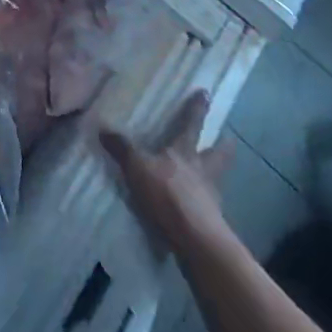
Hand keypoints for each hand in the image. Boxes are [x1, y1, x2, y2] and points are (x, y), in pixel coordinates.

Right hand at [99, 91, 233, 253]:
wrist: (195, 239)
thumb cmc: (168, 194)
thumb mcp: (137, 167)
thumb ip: (122, 148)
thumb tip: (102, 127)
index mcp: (185, 151)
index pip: (192, 124)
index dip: (197, 108)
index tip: (206, 92)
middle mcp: (203, 170)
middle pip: (219, 154)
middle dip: (223, 145)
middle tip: (228, 139)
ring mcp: (211, 196)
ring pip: (217, 178)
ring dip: (215, 174)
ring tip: (210, 174)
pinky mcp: (211, 221)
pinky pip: (208, 205)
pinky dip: (204, 202)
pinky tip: (196, 206)